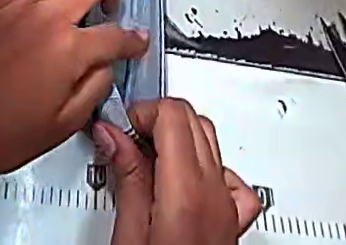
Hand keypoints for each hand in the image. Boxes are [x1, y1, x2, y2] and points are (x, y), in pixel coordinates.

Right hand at [94, 98, 260, 244]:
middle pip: (190, 118)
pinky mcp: (233, 222)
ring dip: (178, 135)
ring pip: (209, 139)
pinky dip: (208, 165)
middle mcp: (216, 195)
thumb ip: (126, 176)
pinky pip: (231, 178)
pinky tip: (184, 177)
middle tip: (127, 139)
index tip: (120, 128)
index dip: (141, 113)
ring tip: (147, 156)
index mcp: (188, 193)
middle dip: (155, 118)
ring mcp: (229, 208)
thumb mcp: (128, 235)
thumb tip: (112, 132)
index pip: (172, 114)